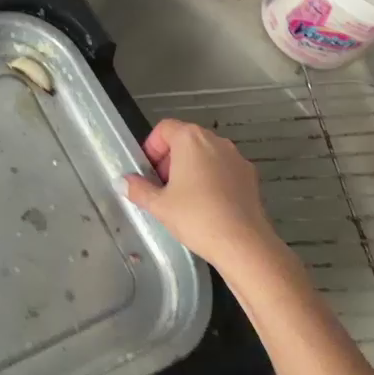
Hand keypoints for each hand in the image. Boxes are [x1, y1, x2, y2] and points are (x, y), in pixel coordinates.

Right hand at [122, 119, 279, 268]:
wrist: (245, 245)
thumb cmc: (197, 217)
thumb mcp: (159, 205)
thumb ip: (138, 189)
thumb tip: (122, 182)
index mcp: (190, 139)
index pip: (164, 129)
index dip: (152, 148)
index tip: (148, 172)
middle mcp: (215, 141)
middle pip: (186, 140)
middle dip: (171, 160)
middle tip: (163, 187)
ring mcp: (237, 158)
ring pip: (206, 155)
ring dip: (192, 169)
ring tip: (185, 199)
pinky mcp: (251, 177)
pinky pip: (224, 170)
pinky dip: (213, 180)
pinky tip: (209, 207)